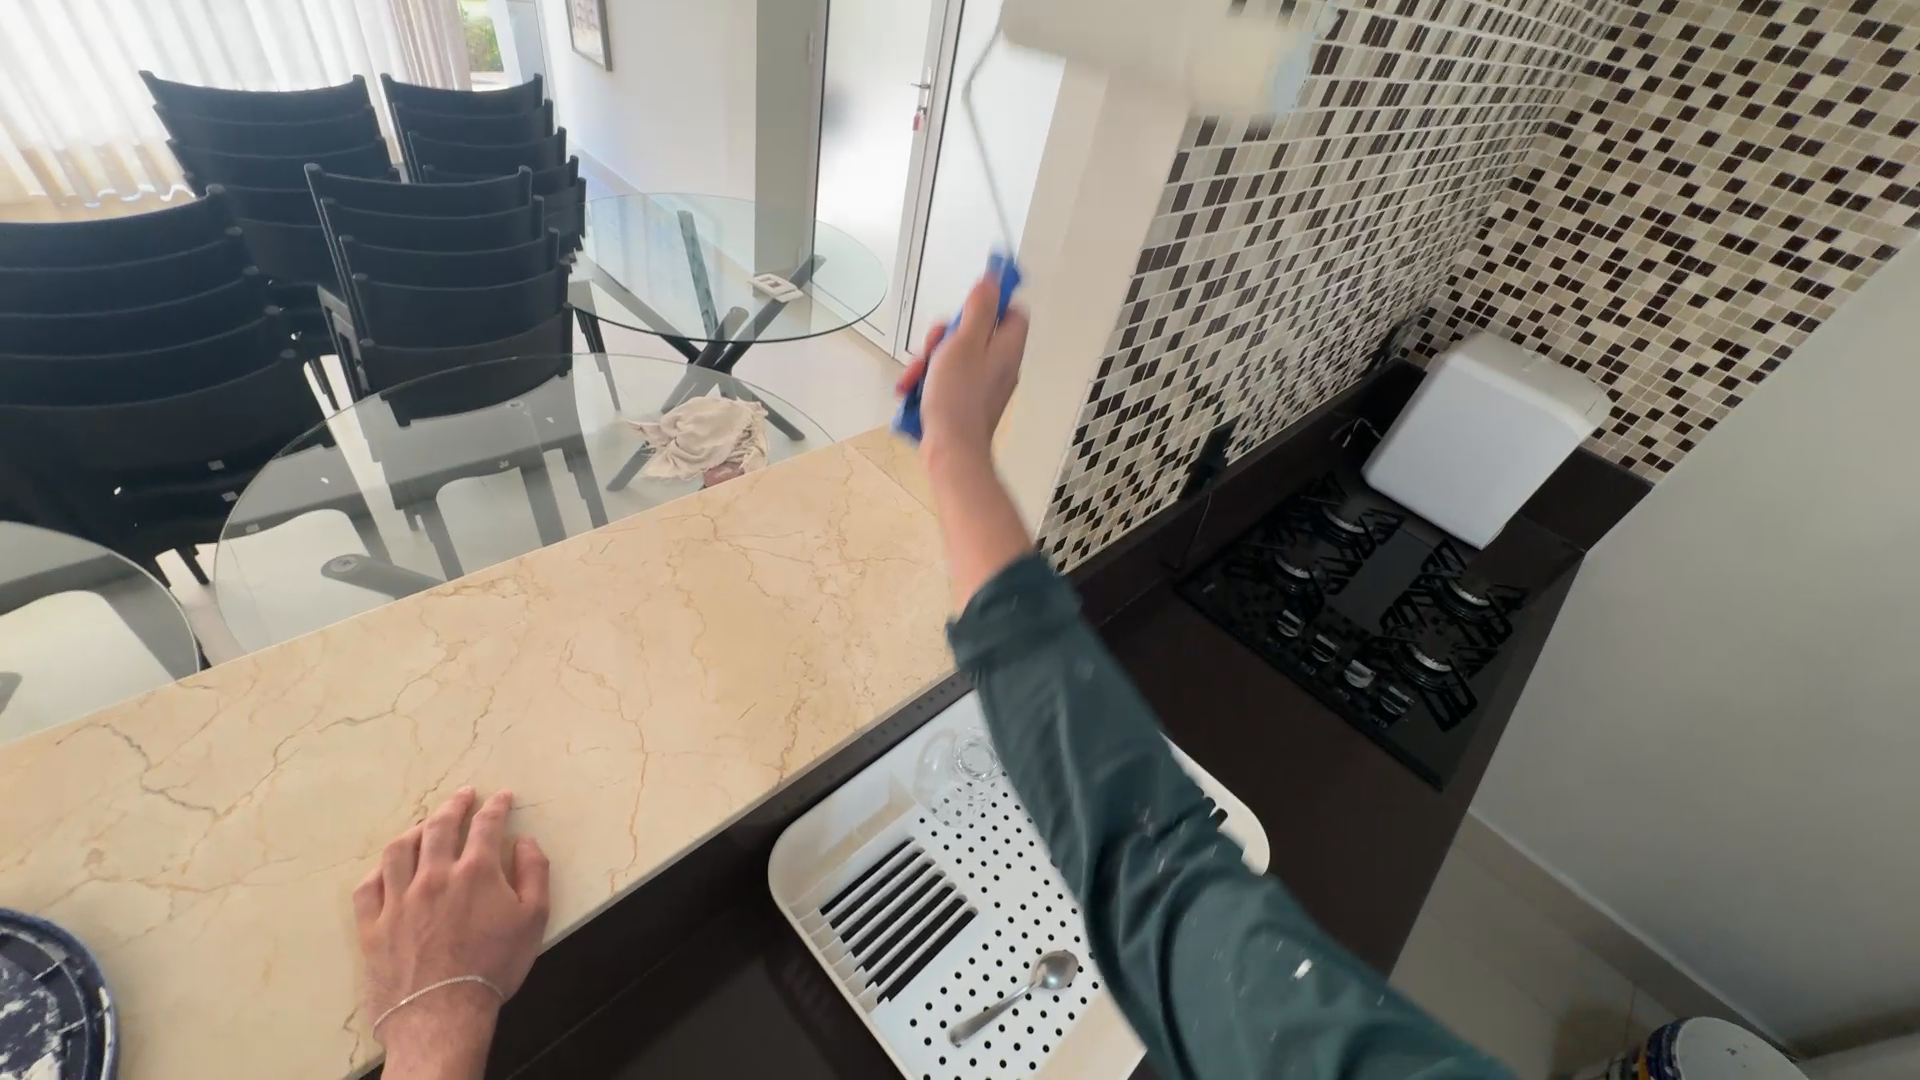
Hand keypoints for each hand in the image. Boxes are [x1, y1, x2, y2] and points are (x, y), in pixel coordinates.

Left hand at [353, 788, 550, 1077]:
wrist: (442, 1014)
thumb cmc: (495, 964)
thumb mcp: (535, 916)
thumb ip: (535, 871)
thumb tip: (525, 841)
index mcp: (476, 871)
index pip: (486, 824)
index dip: (496, 806)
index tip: (502, 796)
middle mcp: (434, 876)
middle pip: (440, 827)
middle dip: (454, 805)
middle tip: (463, 795)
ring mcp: (398, 901)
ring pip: (400, 850)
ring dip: (416, 830)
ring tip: (426, 824)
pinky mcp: (373, 927)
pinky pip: (368, 888)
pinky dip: (380, 870)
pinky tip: (390, 867)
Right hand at [897, 268, 1029, 463]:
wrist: (951, 449)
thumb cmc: (958, 397)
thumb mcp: (965, 341)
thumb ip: (980, 308)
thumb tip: (993, 280)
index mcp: (1007, 348)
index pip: (1012, 312)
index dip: (990, 303)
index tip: (967, 304)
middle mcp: (1000, 366)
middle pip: (976, 333)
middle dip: (946, 336)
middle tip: (934, 346)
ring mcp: (983, 386)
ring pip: (955, 357)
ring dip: (930, 361)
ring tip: (917, 377)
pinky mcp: (966, 404)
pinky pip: (947, 381)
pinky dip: (929, 382)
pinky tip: (913, 392)